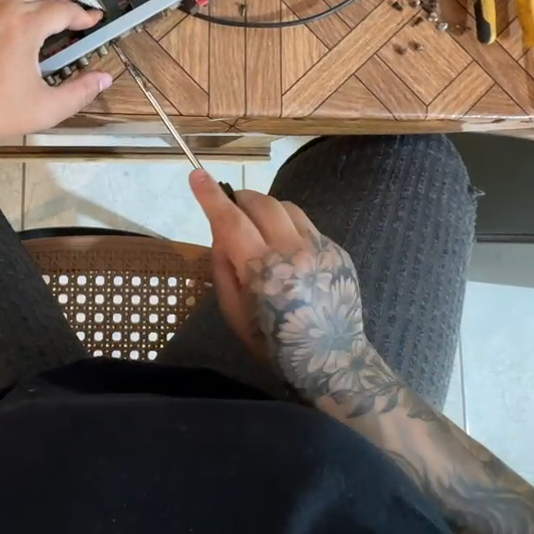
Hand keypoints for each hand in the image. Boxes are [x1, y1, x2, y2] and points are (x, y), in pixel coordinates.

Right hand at [188, 172, 400, 404]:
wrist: (332, 359)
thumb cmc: (274, 342)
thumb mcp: (234, 312)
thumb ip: (223, 267)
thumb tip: (220, 232)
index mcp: (262, 270)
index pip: (231, 221)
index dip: (211, 196)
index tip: (197, 174)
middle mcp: (292, 251)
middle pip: (261, 204)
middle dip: (240, 199)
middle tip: (230, 209)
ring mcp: (319, 248)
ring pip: (287, 207)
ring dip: (266, 210)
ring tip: (259, 228)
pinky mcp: (337, 250)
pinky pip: (307, 224)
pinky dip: (289, 227)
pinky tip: (287, 250)